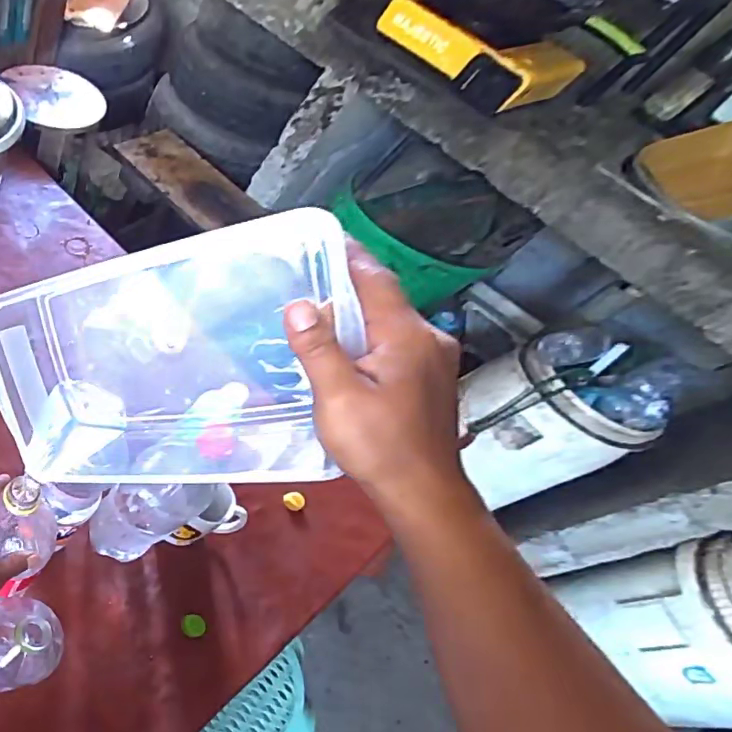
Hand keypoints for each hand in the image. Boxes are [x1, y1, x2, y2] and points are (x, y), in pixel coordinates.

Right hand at [284, 244, 467, 507]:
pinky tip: (345, 351)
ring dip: (357, 315)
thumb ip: (317, 348)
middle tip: (309, 278)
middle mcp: (426, 340)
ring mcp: (432, 361)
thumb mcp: (337, 395)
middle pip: (384, 300)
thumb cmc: (378, 443)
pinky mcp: (429, 380)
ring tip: (319, 314)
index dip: (350, 258)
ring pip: (389, 324)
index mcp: (405, 336)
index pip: (376, 282)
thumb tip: (298, 305)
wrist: (422, 490)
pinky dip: (368, 338)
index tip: (326, 240)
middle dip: (348, 287)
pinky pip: (394, 344)